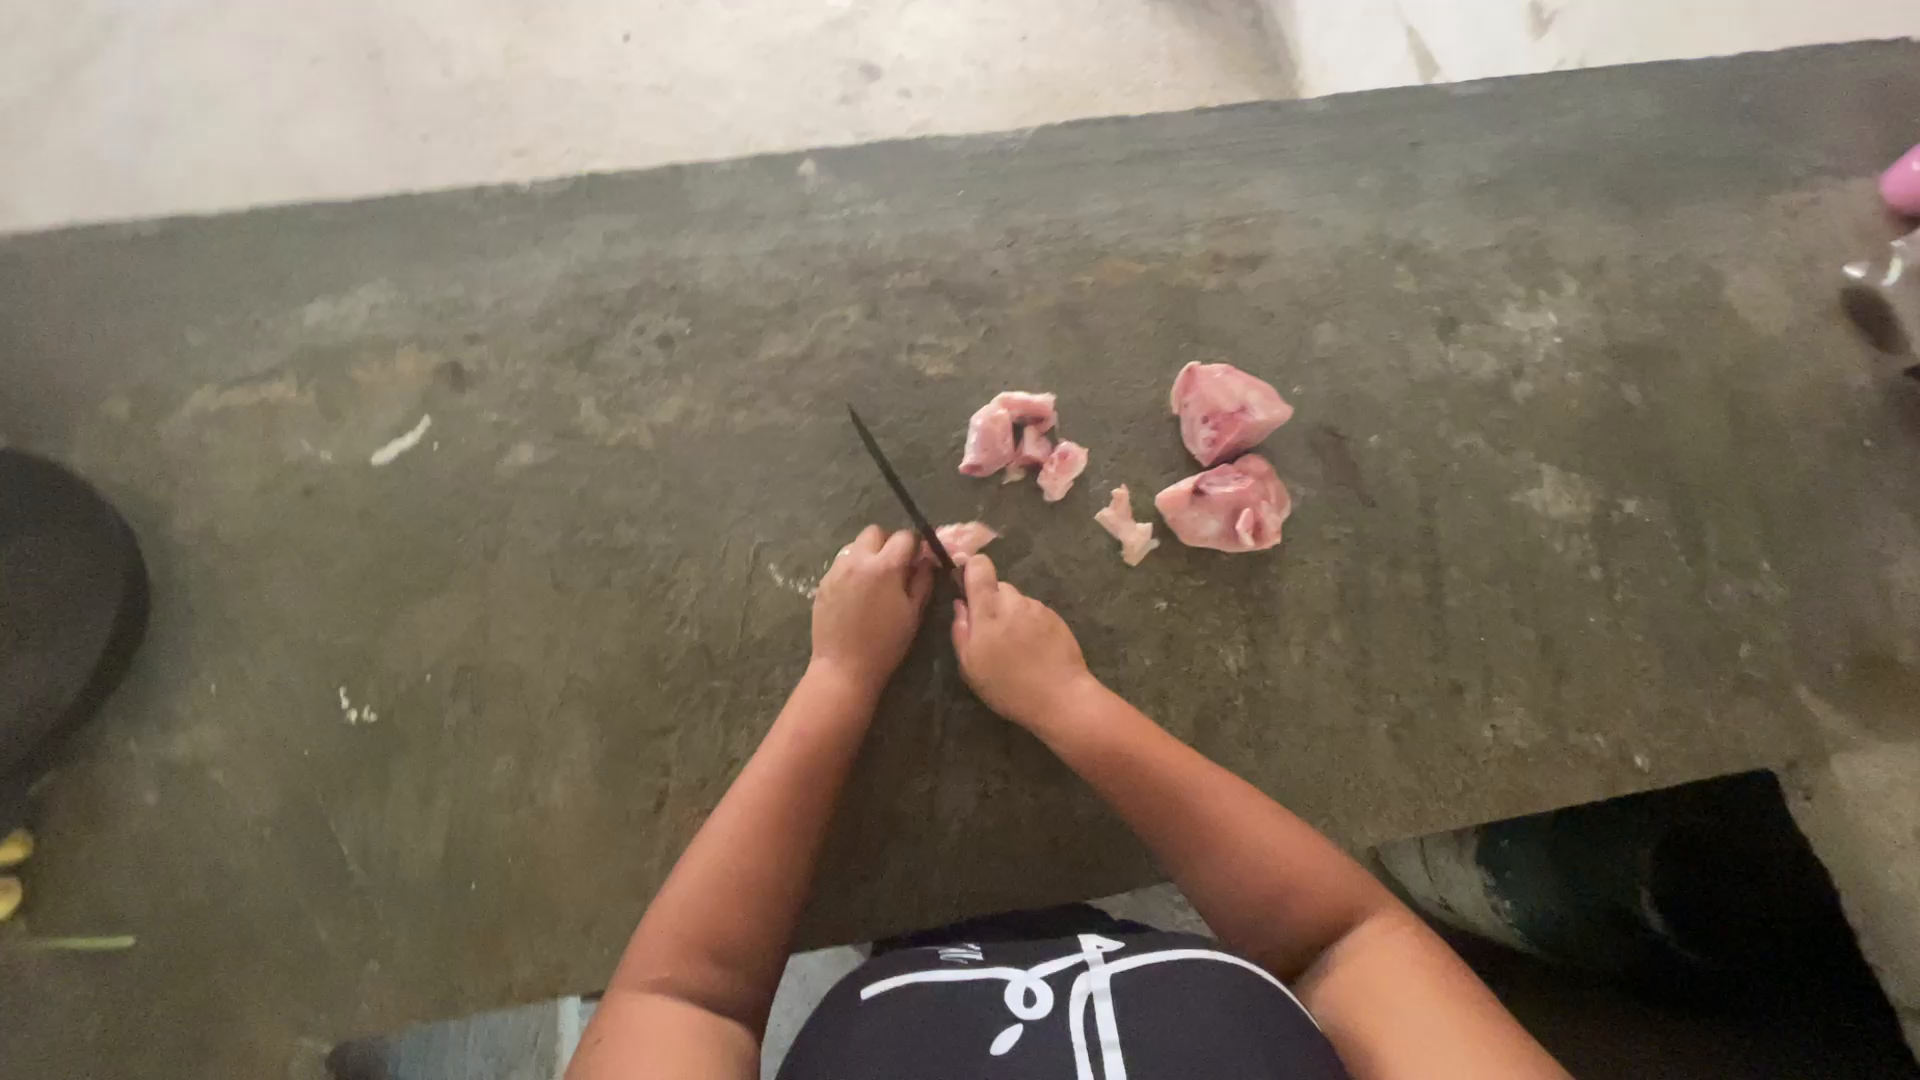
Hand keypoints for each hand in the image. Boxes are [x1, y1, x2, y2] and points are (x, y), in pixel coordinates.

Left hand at [810, 526, 934, 694]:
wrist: (844, 667)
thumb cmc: (886, 643)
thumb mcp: (913, 613)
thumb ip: (922, 580)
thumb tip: (926, 560)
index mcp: (884, 567)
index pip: (904, 536)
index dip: (915, 545)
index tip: (918, 559)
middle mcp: (857, 560)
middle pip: (875, 532)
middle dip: (888, 542)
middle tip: (895, 565)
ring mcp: (836, 569)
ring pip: (855, 545)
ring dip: (868, 553)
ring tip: (875, 577)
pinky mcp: (823, 581)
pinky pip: (841, 562)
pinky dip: (853, 567)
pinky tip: (858, 591)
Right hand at [950, 554, 1097, 728]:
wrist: (1061, 697)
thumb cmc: (1008, 686)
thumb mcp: (970, 666)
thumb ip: (961, 630)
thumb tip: (960, 604)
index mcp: (988, 610)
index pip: (980, 568)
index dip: (971, 568)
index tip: (965, 581)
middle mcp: (1014, 602)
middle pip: (998, 587)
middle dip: (992, 603)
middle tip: (992, 633)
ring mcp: (1038, 608)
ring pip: (1017, 601)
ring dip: (1012, 615)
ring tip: (1015, 646)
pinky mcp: (1056, 617)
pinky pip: (1034, 613)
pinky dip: (1029, 625)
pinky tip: (1033, 649)